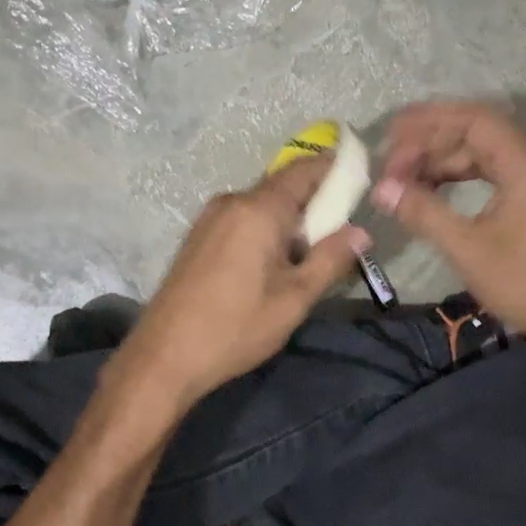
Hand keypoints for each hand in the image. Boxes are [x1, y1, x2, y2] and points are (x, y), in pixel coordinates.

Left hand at [111, 157, 368, 405]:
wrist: (165, 356)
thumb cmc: (236, 328)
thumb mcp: (294, 299)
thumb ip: (330, 259)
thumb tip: (361, 232)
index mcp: (259, 209)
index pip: (305, 169)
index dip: (335, 169)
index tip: (359, 182)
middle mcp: (232, 202)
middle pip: (283, 187)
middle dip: (314, 204)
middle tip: (339, 237)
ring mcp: (209, 218)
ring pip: (262, 206)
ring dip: (288, 223)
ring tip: (306, 260)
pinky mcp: (198, 238)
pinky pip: (242, 221)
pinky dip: (264, 232)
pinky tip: (271, 267)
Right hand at [372, 101, 525, 344]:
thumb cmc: (524, 283)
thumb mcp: (467, 249)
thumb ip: (423, 212)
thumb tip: (380, 188)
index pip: (474, 121)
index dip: (429, 124)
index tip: (391, 136)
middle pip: (477, 131)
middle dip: (431, 141)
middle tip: (390, 158)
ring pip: (482, 151)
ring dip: (442, 159)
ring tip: (403, 174)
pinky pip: (491, 170)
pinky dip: (459, 175)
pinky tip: (430, 188)